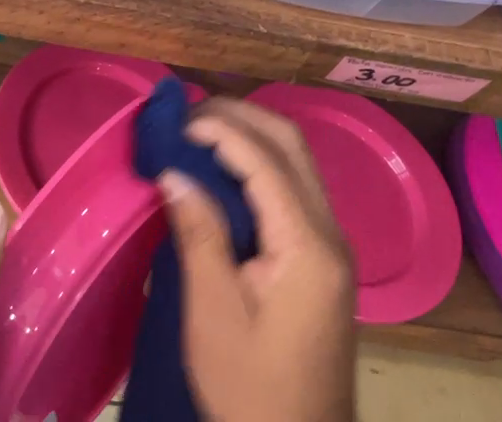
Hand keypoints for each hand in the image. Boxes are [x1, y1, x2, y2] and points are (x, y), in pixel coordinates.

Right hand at [163, 99, 356, 421]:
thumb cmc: (250, 387)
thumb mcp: (214, 314)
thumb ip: (199, 235)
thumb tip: (173, 171)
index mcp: (308, 247)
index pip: (266, 159)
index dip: (218, 129)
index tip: (171, 123)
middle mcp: (330, 234)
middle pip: (290, 145)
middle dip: (238, 116)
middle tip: (182, 115)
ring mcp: (330, 245)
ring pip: (295, 161)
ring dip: (247, 134)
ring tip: (194, 132)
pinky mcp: (320, 257)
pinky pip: (291, 187)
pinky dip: (254, 162)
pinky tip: (218, 170)